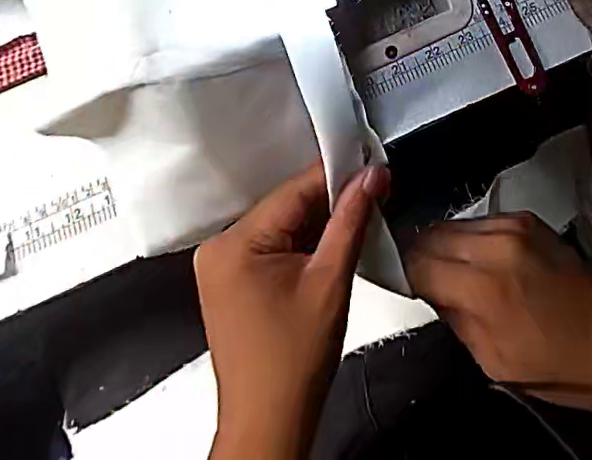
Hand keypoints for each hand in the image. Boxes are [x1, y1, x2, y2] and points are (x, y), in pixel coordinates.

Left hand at [195, 162, 390, 459]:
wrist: (269, 425)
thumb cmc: (294, 364)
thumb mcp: (330, 282)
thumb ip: (351, 220)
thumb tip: (370, 176)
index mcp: (234, 244)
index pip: (294, 191)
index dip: (336, 176)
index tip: (370, 166)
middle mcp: (219, 247)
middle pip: (287, 205)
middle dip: (330, 200)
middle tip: (372, 192)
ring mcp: (222, 264)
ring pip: (283, 223)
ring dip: (319, 221)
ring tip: (359, 215)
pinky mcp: (232, 278)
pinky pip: (273, 243)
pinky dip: (303, 241)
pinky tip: (332, 242)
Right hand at [406, 214, 591, 459]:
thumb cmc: (556, 366)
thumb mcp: (491, 360)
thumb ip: (452, 316)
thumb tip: (426, 287)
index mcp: (485, 286)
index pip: (417, 261)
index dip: (399, 269)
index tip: (391, 276)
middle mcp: (495, 243)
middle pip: (430, 234)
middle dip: (416, 252)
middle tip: (413, 273)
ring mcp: (513, 224)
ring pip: (452, 224)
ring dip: (441, 243)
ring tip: (443, 268)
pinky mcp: (526, 217)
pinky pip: (479, 222)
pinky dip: (468, 238)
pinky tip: (474, 259)